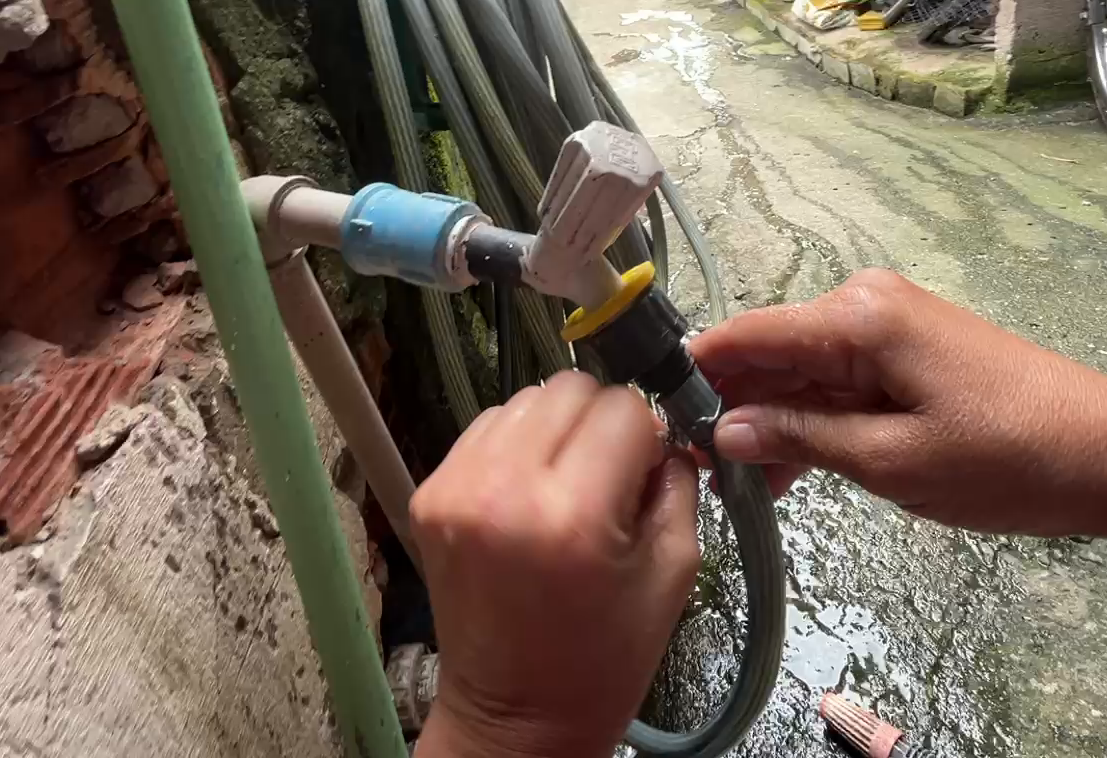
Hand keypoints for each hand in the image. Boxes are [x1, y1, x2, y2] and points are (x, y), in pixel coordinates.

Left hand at [411, 371, 699, 757]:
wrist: (513, 718)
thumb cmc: (604, 658)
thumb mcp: (673, 573)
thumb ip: (676, 482)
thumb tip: (663, 430)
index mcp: (572, 516)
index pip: (623, 407)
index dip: (645, 432)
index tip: (645, 465)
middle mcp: (504, 488)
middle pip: (570, 387)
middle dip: (601, 418)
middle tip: (607, 470)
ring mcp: (456, 486)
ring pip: (528, 397)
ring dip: (556, 426)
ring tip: (563, 479)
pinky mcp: (430, 492)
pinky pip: (489, 426)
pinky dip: (517, 442)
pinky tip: (528, 487)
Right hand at [689, 268, 1106, 536]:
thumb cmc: (1007, 458)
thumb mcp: (892, 461)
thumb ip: (798, 438)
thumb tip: (722, 430)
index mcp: (857, 315)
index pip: (748, 333)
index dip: (697, 370)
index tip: (658, 413)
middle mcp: (861, 301)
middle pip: (770, 351)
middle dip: (732, 404)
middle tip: (697, 466)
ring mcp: (882, 322)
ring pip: (799, 369)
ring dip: (769, 418)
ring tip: (738, 481)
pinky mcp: (900, 347)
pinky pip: (834, 378)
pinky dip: (809, 417)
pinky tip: (785, 465)